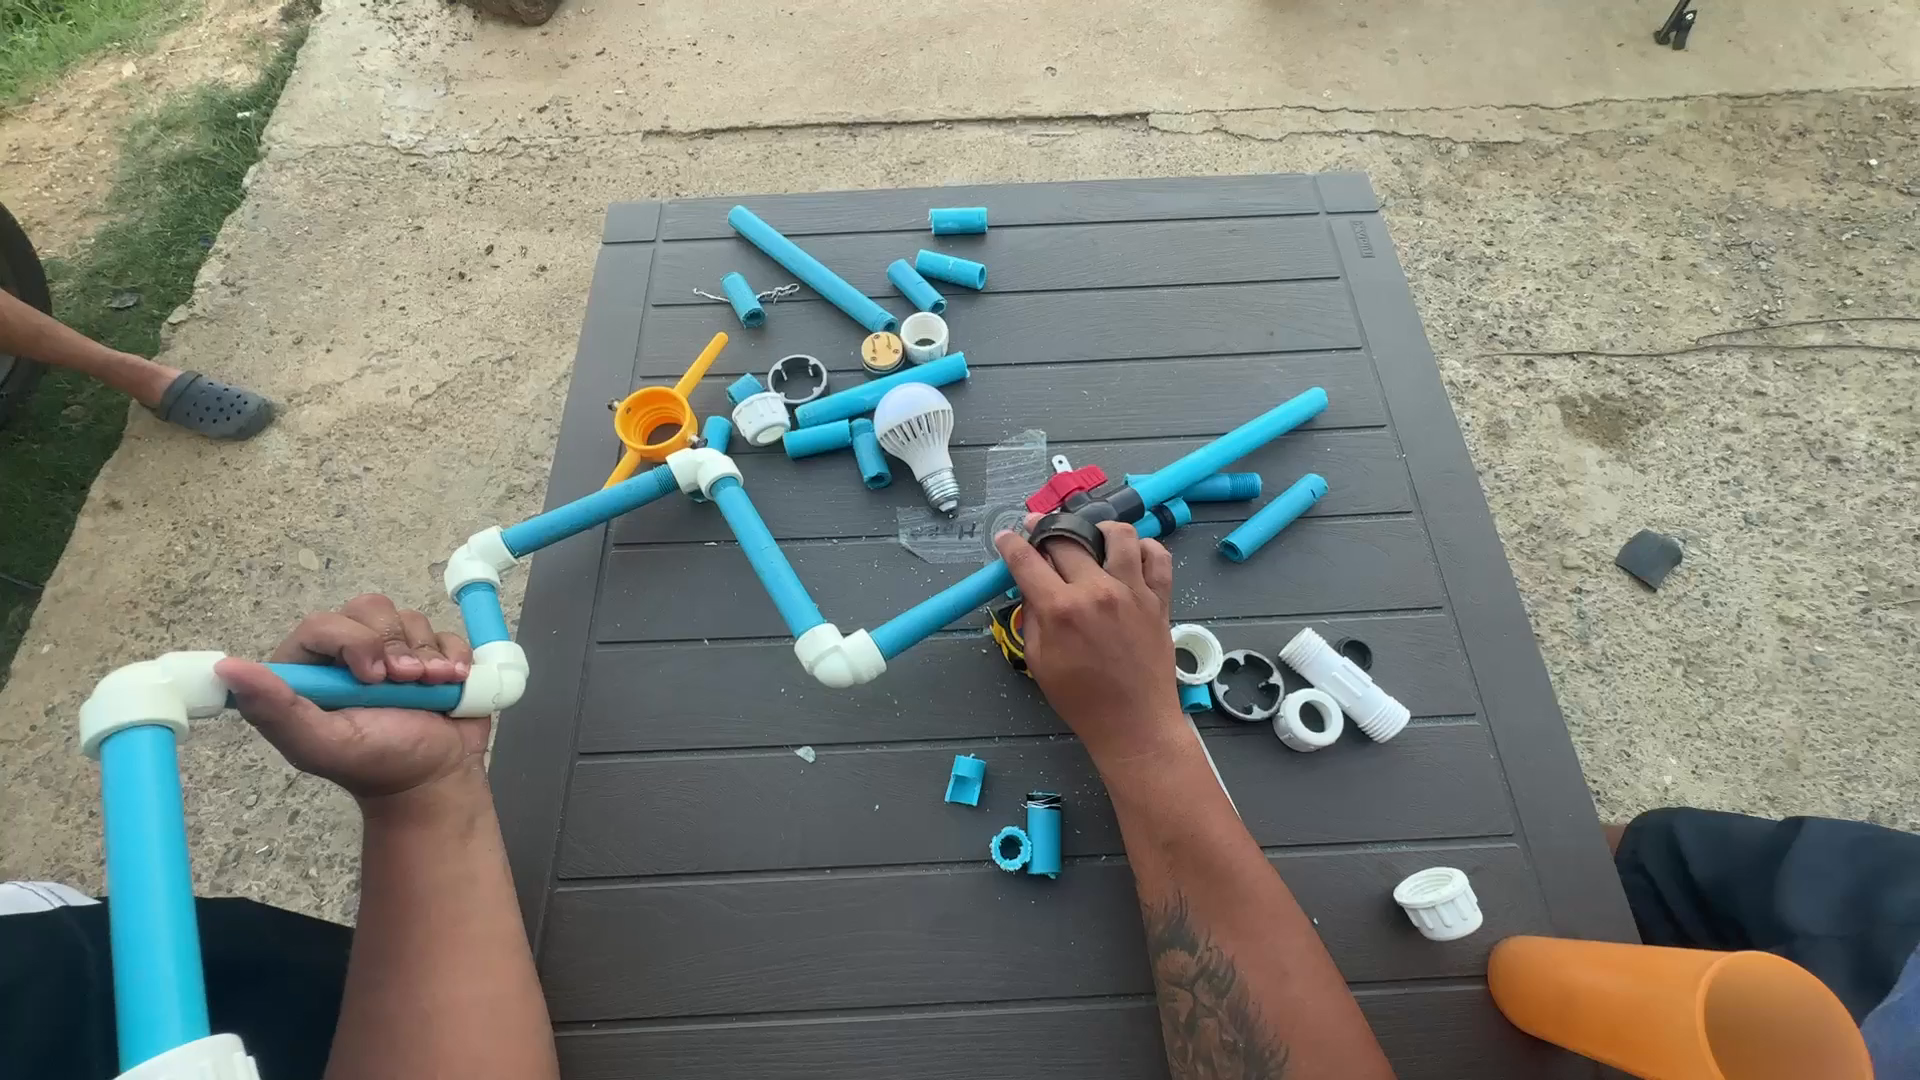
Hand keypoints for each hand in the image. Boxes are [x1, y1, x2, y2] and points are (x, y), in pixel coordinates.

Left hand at [216, 594, 483, 805]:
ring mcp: (397, 653)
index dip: (354, 640)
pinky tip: (454, 681)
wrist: (438, 775)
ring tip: (434, 686)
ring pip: (412, 619)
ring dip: (429, 655)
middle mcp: (351, 655)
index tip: (374, 678)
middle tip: (407, 681)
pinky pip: (447, 634)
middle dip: (397, 646)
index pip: (323, 624)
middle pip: (370, 609)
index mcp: (312, 673)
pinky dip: (456, 657)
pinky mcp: (436, 655)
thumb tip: (227, 668)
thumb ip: (276, 708)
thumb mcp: (321, 743)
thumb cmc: (378, 762)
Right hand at [994, 521, 1184, 759]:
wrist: (1134, 723)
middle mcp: (1096, 591)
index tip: (1005, 537)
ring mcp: (1132, 591)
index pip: (1026, 560)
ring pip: (1118, 534)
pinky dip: (1143, 548)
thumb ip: (1031, 616)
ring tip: (1091, 537)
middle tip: (1040, 534)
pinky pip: (1156, 556)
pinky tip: (1129, 555)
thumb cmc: (1080, 699)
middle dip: (1046, 530)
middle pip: (1067, 539)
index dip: (1010, 543)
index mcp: (1060, 609)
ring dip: (1098, 529)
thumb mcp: (1037, 660)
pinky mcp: (1159, 599)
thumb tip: (1030, 585)